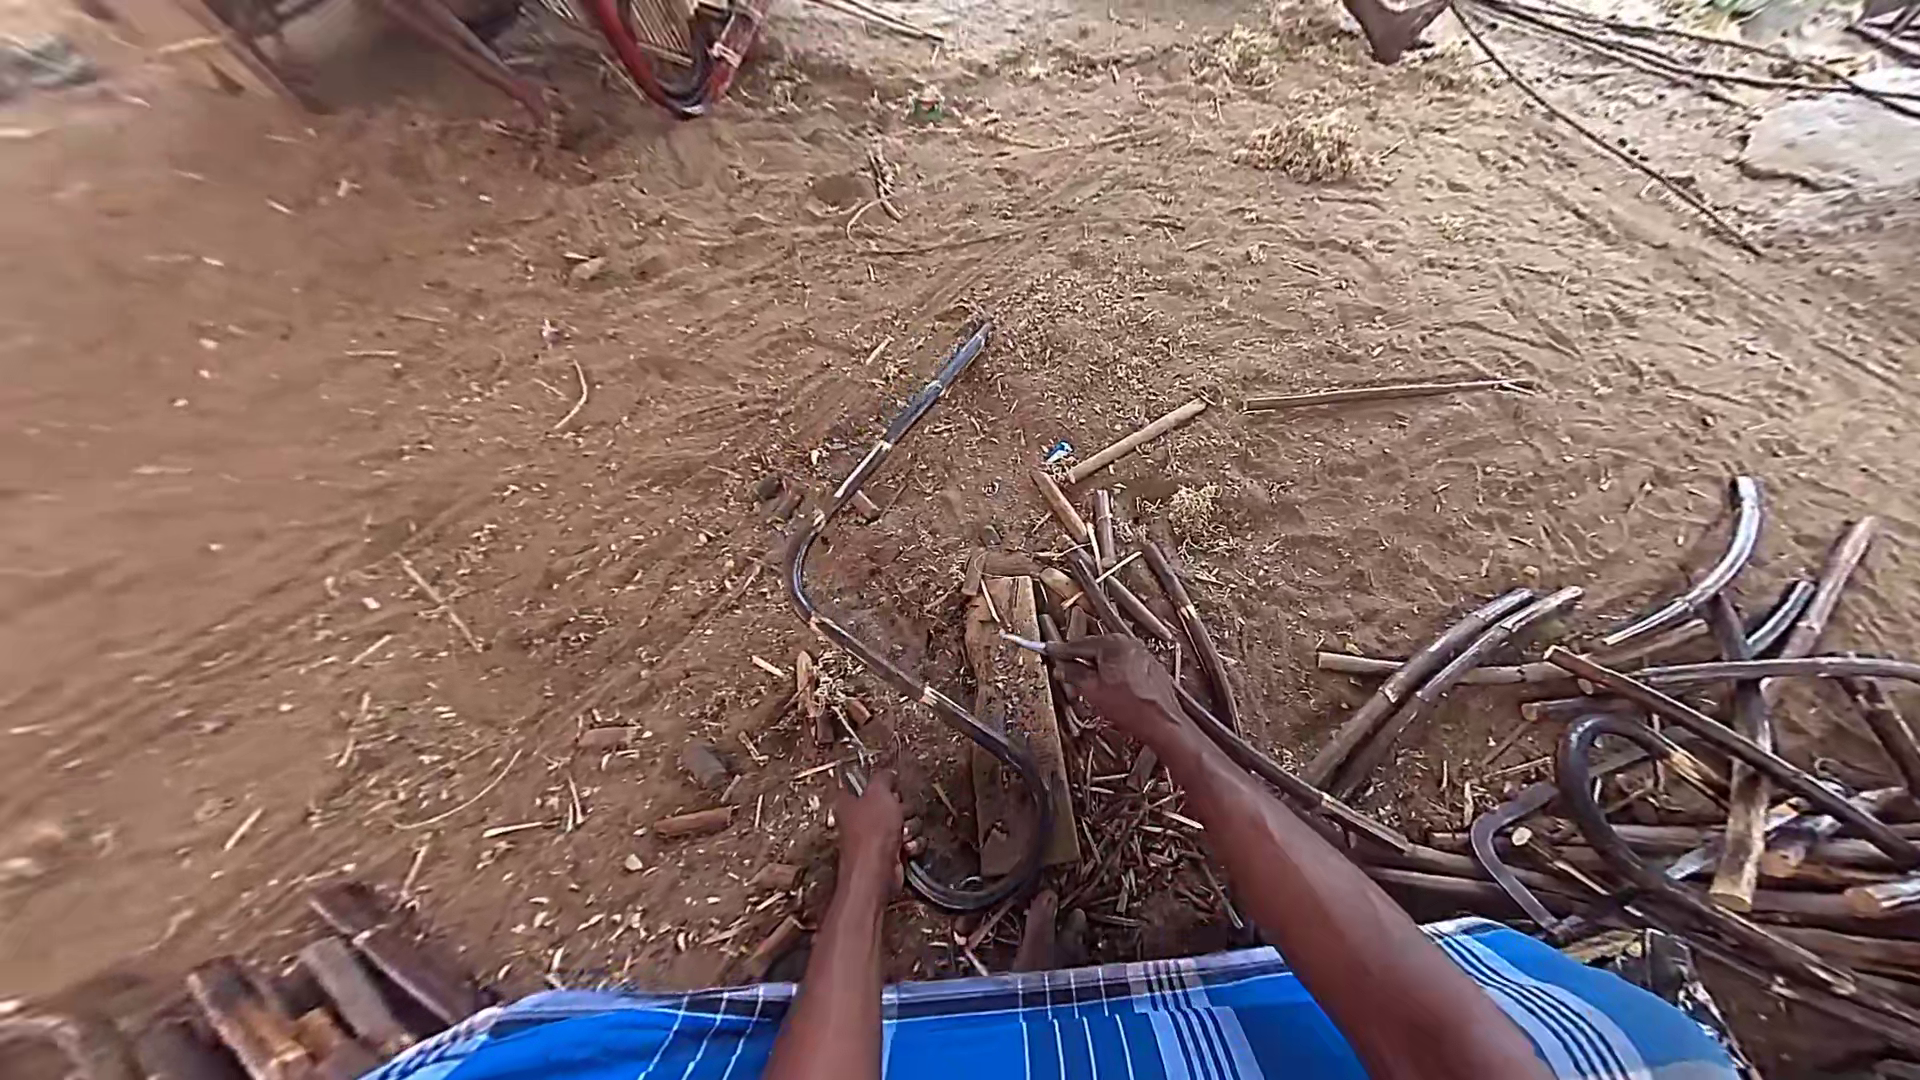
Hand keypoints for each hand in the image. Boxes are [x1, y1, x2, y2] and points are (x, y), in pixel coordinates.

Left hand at [836, 769, 905, 891]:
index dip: (884, 785)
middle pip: (893, 802)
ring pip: (906, 821)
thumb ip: (884, 778)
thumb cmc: (872, 832)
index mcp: (851, 802)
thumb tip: (889, 773)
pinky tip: (906, 848)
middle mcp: (863, 819)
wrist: (876, 873)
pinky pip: (911, 840)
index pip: (870, 784)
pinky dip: (912, 844)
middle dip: (902, 807)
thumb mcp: (878, 792)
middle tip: (899, 813)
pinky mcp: (892, 854)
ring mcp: (878, 838)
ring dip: (909, 827)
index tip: (893, 787)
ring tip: (902, 835)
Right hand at [1050, 635, 1192, 747]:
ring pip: (1108, 657)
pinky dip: (1111, 671)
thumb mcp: (1092, 690)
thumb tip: (1062, 667)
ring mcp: (1140, 653)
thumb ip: (1073, 674)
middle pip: (1094, 648)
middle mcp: (1128, 643)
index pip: (1078, 644)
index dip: (1061, 651)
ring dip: (1096, 668)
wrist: (1162, 723)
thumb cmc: (1131, 707)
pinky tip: (1108, 688)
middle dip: (1079, 661)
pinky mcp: (1148, 666)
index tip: (1049, 651)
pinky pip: (1122, 663)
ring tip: (1088, 685)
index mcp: (1113, 643)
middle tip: (1065, 672)